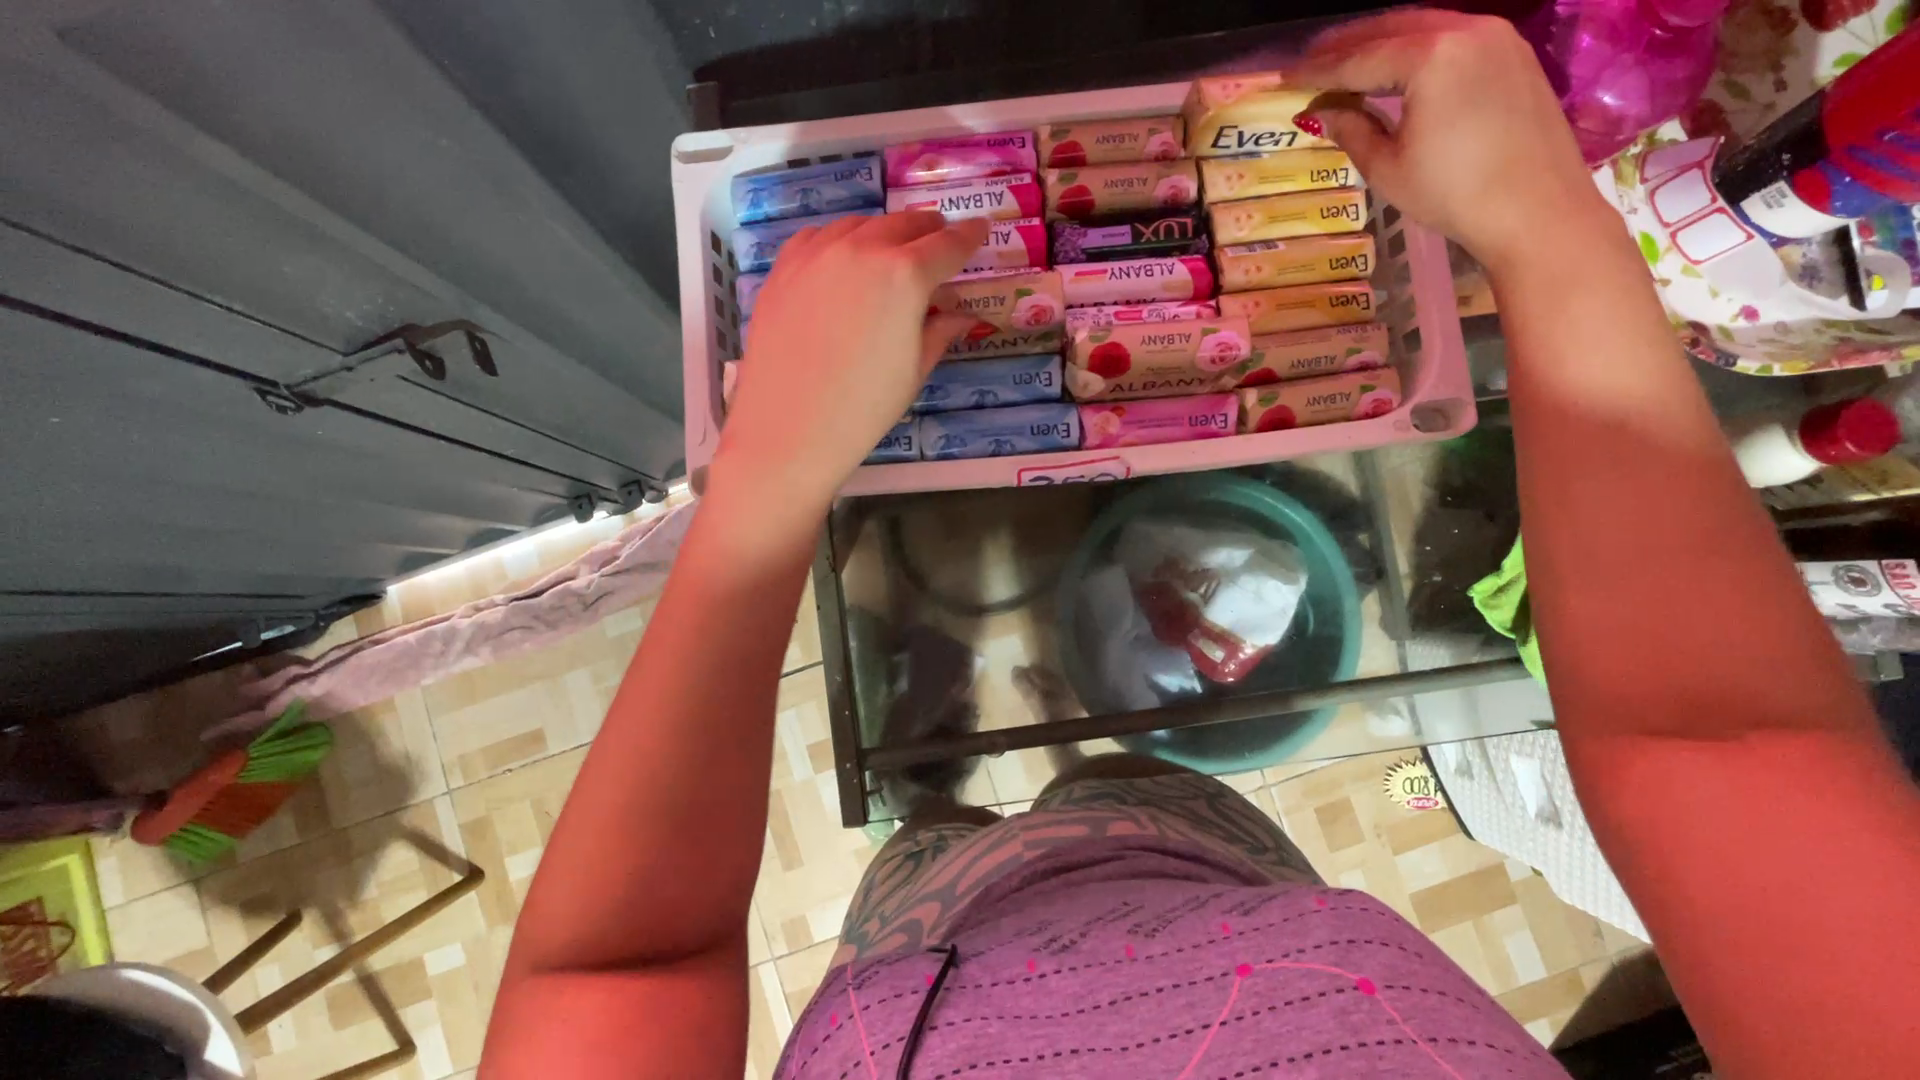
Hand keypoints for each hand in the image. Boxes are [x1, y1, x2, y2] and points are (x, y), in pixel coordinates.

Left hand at [714, 211, 987, 508]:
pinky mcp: (784, 267)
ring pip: (861, 225)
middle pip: (904, 224)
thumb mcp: (913, 371)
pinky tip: (844, 262)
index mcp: (904, 275)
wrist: (787, 429)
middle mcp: (862, 250)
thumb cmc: (862, 410)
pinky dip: (841, 241)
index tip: (980, 229)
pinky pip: (819, 237)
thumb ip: (940, 331)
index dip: (969, 236)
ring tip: (891, 253)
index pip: (948, 245)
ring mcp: (817, 253)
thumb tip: (962, 315)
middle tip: (939, 241)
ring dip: (884, 233)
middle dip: (928, 231)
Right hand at [1290, 11, 1608, 273]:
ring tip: (1346, 59)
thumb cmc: (1454, 194)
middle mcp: (1466, 30)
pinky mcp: (1514, 54)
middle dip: (1347, 44)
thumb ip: (1352, 129)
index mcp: (1431, 55)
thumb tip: (1324, 112)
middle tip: (1309, 60)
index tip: (1286, 79)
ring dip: (1382, 41)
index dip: (1318, 71)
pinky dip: (1416, 46)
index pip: (1360, 59)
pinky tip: (1396, 66)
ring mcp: (1497, 37)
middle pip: (1393, 28)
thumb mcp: (1387, 168)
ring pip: (1425, 27)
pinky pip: (1452, 37)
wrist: (1537, 210)